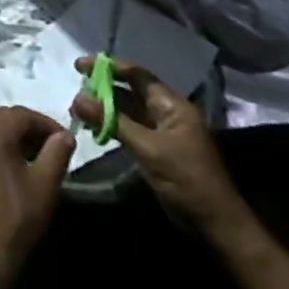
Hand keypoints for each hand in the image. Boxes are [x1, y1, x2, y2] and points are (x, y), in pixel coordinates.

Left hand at [0, 106, 73, 277]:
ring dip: (14, 136)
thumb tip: (66, 135)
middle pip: (6, 117)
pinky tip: (14, 163)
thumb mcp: (46, 183)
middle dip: (31, 129)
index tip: (66, 140)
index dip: (48, 124)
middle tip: (54, 147)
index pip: (24, 114)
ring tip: (37, 156)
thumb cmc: (17, 214)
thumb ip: (57, 152)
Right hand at [70, 57, 247, 230]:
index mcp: (172, 105)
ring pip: (127, 110)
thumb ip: (113, 121)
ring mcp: (161, 132)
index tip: (80, 65)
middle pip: (130, 90)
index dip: (109, 67)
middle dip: (102, 87)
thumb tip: (78, 98)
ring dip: (104, 108)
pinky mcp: (155, 149)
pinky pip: (128, 128)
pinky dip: (110, 125)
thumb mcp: (148, 148)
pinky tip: (92, 127)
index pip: (137, 75)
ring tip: (76, 110)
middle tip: (74, 89)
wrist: (214, 223)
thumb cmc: (186, 179)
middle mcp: (166, 112)